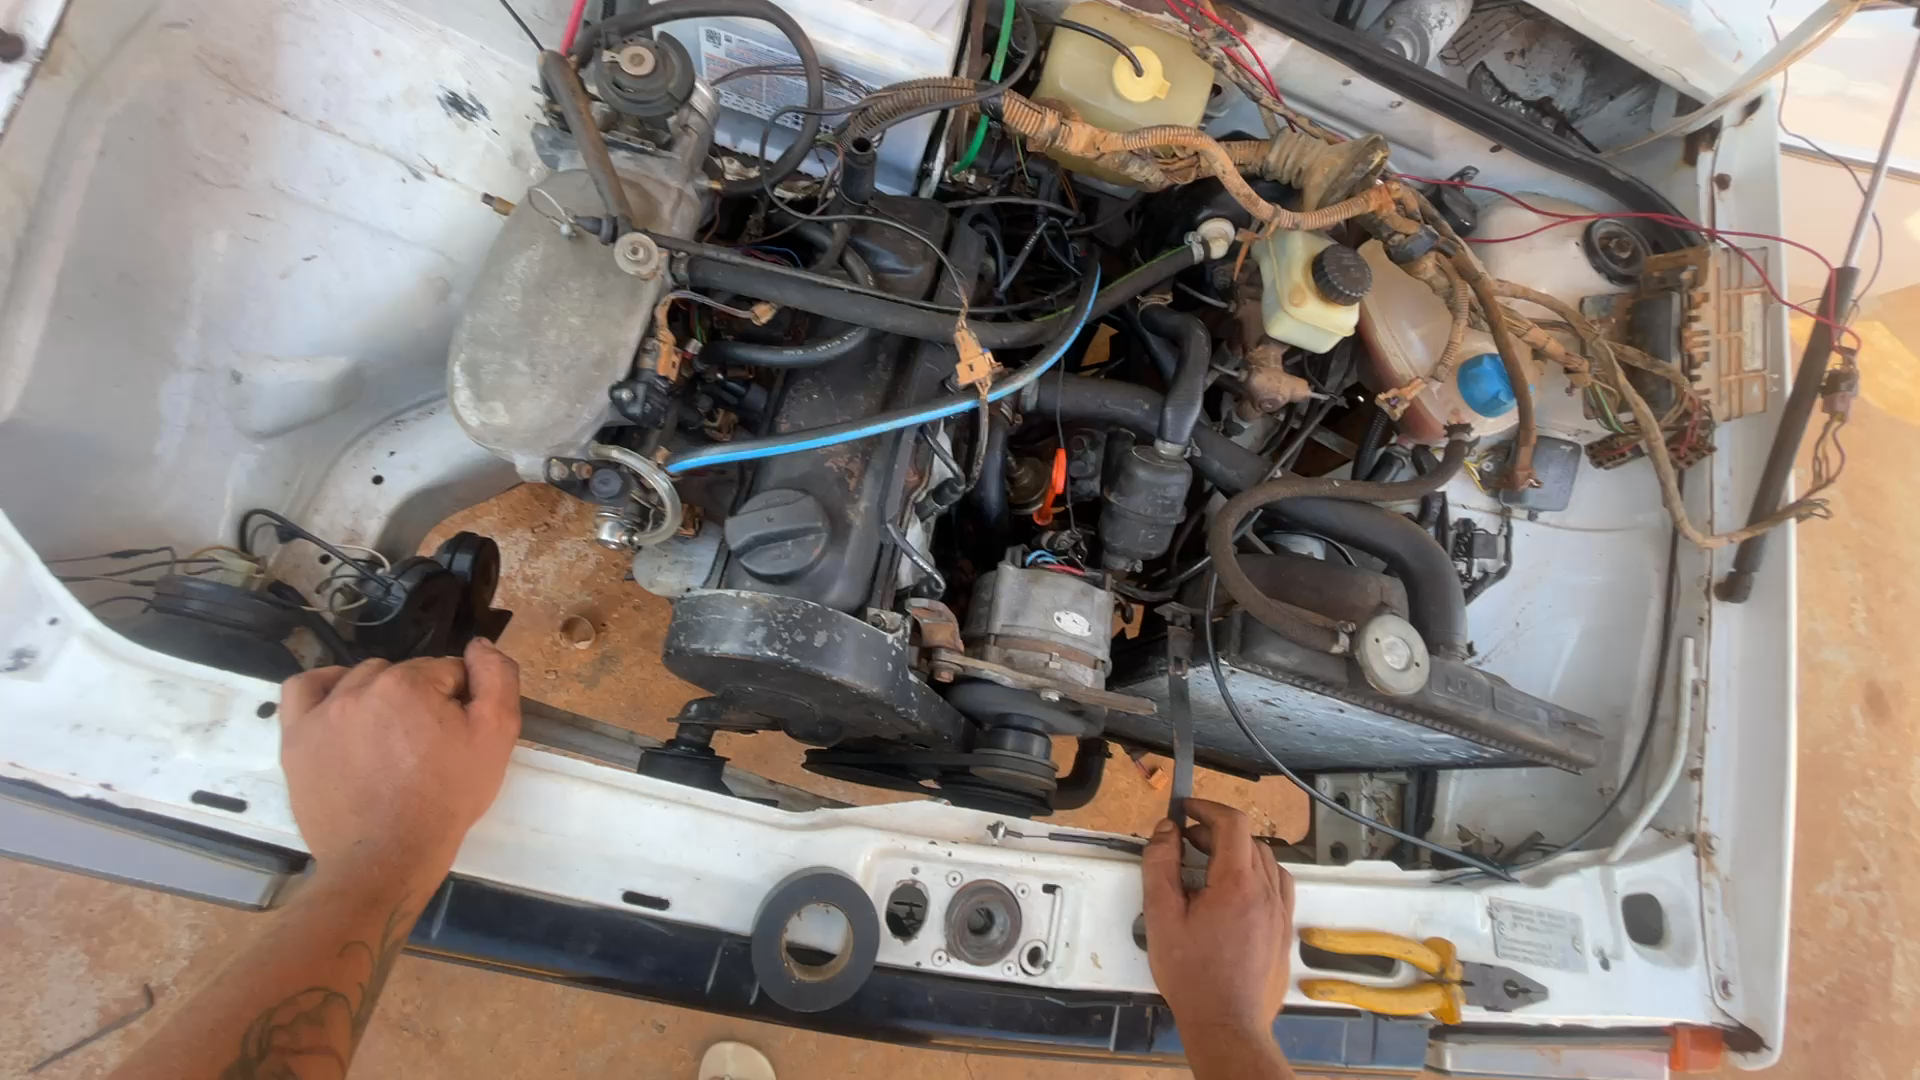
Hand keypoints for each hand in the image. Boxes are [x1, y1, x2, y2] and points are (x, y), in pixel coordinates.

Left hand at [278, 639, 521, 901]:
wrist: (389, 854)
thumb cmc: (449, 794)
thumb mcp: (497, 733)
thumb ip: (497, 676)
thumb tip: (481, 644)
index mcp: (409, 684)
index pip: (450, 670)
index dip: (464, 699)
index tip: (463, 732)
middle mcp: (359, 689)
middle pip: (407, 673)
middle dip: (426, 696)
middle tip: (434, 740)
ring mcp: (320, 714)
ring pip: (364, 678)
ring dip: (385, 695)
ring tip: (396, 735)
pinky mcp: (296, 741)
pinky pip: (304, 689)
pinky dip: (327, 686)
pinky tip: (346, 704)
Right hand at [1142, 799, 1294, 1041]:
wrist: (1228, 1026)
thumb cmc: (1191, 973)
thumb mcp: (1160, 914)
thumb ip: (1160, 863)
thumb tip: (1167, 829)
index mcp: (1237, 883)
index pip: (1232, 822)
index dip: (1207, 808)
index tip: (1185, 810)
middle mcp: (1267, 892)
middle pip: (1247, 838)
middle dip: (1214, 831)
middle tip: (1185, 843)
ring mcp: (1281, 913)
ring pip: (1265, 859)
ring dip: (1236, 850)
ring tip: (1207, 864)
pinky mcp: (1285, 931)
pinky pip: (1278, 884)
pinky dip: (1256, 872)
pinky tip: (1236, 889)